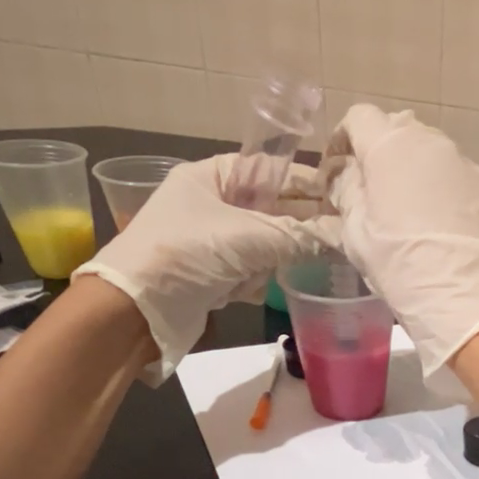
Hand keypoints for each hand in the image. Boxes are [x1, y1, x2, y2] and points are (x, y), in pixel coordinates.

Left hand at [74, 154, 335, 386]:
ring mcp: (212, 242)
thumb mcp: (247, 237)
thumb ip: (298, 236)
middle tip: (337, 234)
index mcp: (210, 177)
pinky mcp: (214, 275)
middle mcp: (211, 204)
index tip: (340, 196)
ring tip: (294, 266)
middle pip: (270, 208)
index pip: (268, 169)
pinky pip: (252, 271)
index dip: (304, 181)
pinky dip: (259, 280)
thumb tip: (342, 236)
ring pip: (266, 243)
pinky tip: (258, 289)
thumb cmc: (185, 254)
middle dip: (297, 225)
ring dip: (276, 258)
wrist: (136, 309)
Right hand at [320, 104, 478, 376]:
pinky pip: (459, 180)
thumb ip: (347, 195)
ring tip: (410, 211)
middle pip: (399, 131)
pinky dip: (445, 192)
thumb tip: (344, 178)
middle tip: (374, 190)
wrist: (466, 297)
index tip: (339, 168)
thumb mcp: (357, 233)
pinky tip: (442, 226)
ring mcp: (466, 165)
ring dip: (416, 173)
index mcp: (390, 144)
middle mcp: (431, 142)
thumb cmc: (401, 264)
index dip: (344, 139)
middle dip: (382, 153)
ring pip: (432, 155)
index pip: (360, 118)